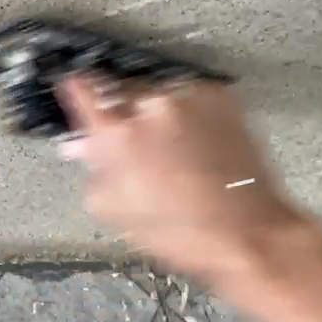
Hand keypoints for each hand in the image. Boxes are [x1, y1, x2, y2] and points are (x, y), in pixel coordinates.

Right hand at [56, 74, 308, 282]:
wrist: (249, 234)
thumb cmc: (178, 230)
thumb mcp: (114, 208)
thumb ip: (92, 167)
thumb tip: (79, 144)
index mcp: (117, 133)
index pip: (81, 88)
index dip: (74, 89)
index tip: (72, 87)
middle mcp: (150, 106)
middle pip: (118, 89)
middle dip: (119, 110)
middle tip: (132, 141)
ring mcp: (187, 98)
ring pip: (154, 92)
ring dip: (153, 110)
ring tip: (169, 146)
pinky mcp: (219, 97)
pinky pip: (188, 95)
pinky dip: (185, 111)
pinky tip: (192, 141)